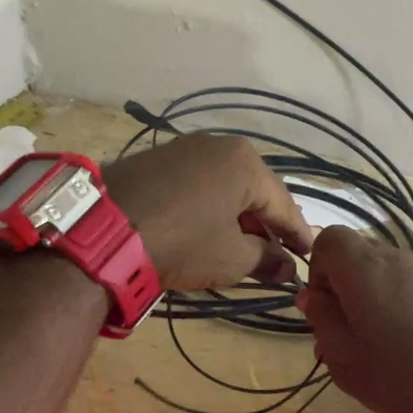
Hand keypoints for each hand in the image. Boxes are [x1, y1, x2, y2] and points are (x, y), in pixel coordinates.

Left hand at [102, 133, 312, 290]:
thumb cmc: (182, 242)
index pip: (283, 204)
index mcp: (246, 163)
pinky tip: (208, 229)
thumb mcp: (232, 258)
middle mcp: (217, 145)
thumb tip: (287, 267)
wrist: (102, 231)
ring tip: (245, 244)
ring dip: (237, 216)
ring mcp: (182, 149)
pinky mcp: (153, 161)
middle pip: (254, 190)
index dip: (298, 234)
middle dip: (267, 223)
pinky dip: (209, 208)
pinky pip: (196, 185)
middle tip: (280, 250)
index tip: (310, 256)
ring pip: (224, 186)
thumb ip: (266, 260)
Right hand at [298, 226, 412, 412]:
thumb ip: (321, 320)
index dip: (316, 271)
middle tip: (342, 334)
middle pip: (355, 256)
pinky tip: (401, 350)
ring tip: (371, 348)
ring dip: (367, 302)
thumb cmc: (399, 373)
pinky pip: (404, 289)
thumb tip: (312, 296)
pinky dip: (393, 309)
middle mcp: (394, 259)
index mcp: (362, 266)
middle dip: (341, 288)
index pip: (328, 239)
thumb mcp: (343, 356)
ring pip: (380, 275)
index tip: (323, 308)